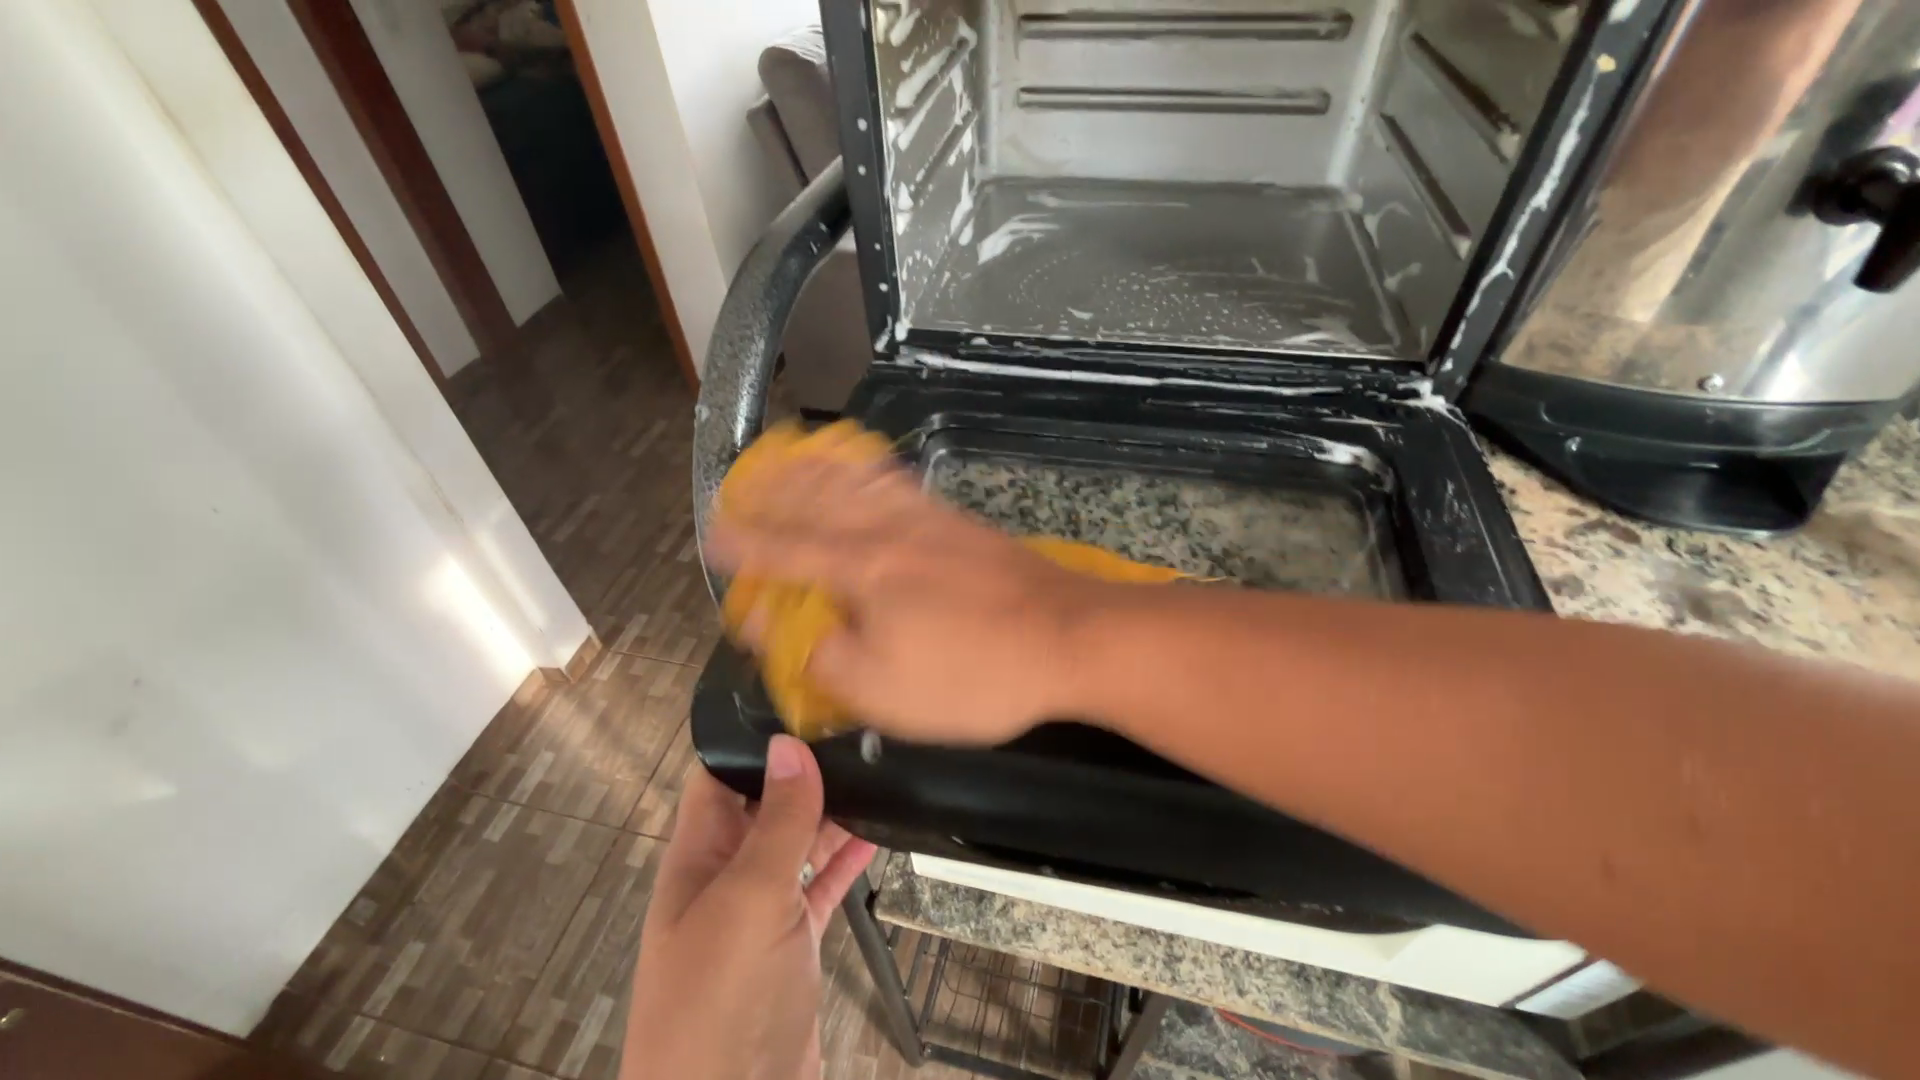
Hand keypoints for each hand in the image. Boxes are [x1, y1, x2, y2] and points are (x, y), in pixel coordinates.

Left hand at [622, 737, 876, 1079]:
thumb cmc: (722, 999)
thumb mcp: (748, 900)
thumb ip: (775, 823)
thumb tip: (788, 745)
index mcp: (696, 858)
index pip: (719, 779)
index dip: (756, 743)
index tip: (810, 710)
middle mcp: (723, 879)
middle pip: (764, 808)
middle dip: (804, 774)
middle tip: (861, 736)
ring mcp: (759, 916)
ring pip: (797, 847)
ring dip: (831, 816)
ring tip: (878, 773)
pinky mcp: (793, 948)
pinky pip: (820, 890)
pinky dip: (845, 862)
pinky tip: (879, 834)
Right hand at [708, 455, 1107, 745]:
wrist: (1072, 638)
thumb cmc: (975, 675)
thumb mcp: (885, 691)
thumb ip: (821, 656)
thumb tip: (768, 625)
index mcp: (861, 572)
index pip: (787, 553)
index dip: (747, 546)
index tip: (714, 536)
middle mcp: (889, 533)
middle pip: (819, 502)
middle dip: (774, 491)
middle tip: (743, 481)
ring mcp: (931, 522)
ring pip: (860, 483)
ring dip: (818, 469)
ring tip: (792, 456)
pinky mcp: (964, 524)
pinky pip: (904, 485)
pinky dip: (874, 471)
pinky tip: (873, 472)